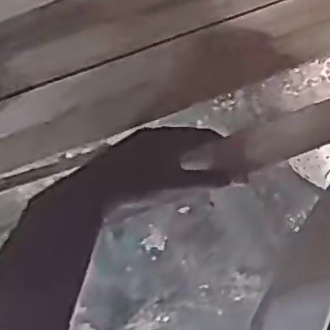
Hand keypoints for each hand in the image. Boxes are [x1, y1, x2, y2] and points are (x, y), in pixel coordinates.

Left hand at [53, 127, 233, 212]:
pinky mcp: (122, 155)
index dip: (222, 144)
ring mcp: (135, 143)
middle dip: (205, 150)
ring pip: (170, 145)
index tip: (235, 155)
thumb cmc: (139, 187)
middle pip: (187, 138)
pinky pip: (156, 152)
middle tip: (219, 163)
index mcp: (170, 137)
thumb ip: (209, 179)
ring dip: (186, 156)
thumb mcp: (179, 186)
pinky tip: (170, 175)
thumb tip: (240, 176)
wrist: (90, 195)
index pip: (204, 134)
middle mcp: (154, 134)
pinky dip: (170, 161)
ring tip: (197, 170)